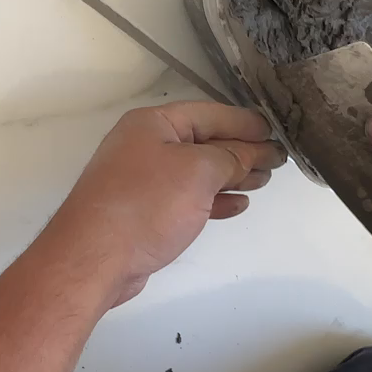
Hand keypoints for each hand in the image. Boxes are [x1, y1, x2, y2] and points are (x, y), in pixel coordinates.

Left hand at [44, 102, 286, 307]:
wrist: (95, 257)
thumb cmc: (146, 204)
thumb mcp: (198, 171)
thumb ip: (231, 158)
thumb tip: (250, 155)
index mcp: (153, 124)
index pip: (208, 114)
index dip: (243, 122)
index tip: (273, 131)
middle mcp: (145, 147)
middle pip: (203, 142)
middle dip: (241, 150)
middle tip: (276, 160)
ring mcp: (143, 181)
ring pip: (197, 172)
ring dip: (231, 176)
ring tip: (263, 181)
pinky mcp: (144, 212)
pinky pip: (186, 199)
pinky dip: (212, 200)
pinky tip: (236, 204)